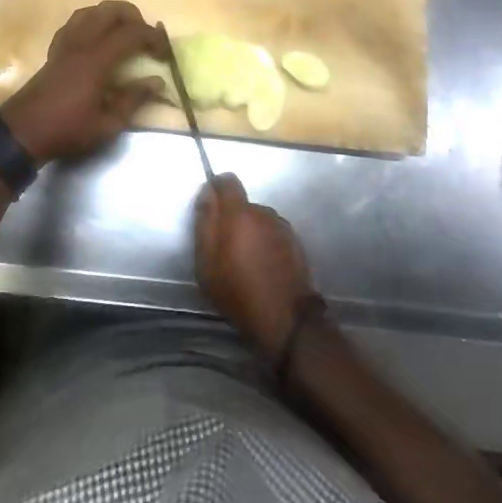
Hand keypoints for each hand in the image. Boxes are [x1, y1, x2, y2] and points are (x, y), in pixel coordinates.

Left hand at [0, 1, 160, 162]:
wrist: (23, 131)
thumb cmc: (67, 130)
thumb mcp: (108, 124)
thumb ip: (134, 99)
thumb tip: (157, 82)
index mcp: (96, 60)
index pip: (131, 33)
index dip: (153, 37)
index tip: (164, 54)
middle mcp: (80, 43)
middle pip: (110, 10)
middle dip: (134, 17)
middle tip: (145, 38)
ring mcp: (64, 44)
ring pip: (90, 11)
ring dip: (111, 16)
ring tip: (123, 35)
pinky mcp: (54, 50)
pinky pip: (74, 23)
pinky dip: (91, 23)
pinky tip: (97, 41)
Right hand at [194, 174, 316, 358]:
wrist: (285, 321)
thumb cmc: (237, 290)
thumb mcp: (206, 261)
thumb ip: (205, 221)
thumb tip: (207, 192)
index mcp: (239, 214)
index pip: (228, 181)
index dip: (216, 187)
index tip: (209, 206)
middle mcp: (264, 214)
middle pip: (243, 203)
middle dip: (232, 216)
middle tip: (223, 245)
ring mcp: (284, 228)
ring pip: (259, 219)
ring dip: (250, 230)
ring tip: (244, 258)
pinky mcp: (296, 244)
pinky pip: (273, 233)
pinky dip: (265, 242)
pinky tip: (262, 265)